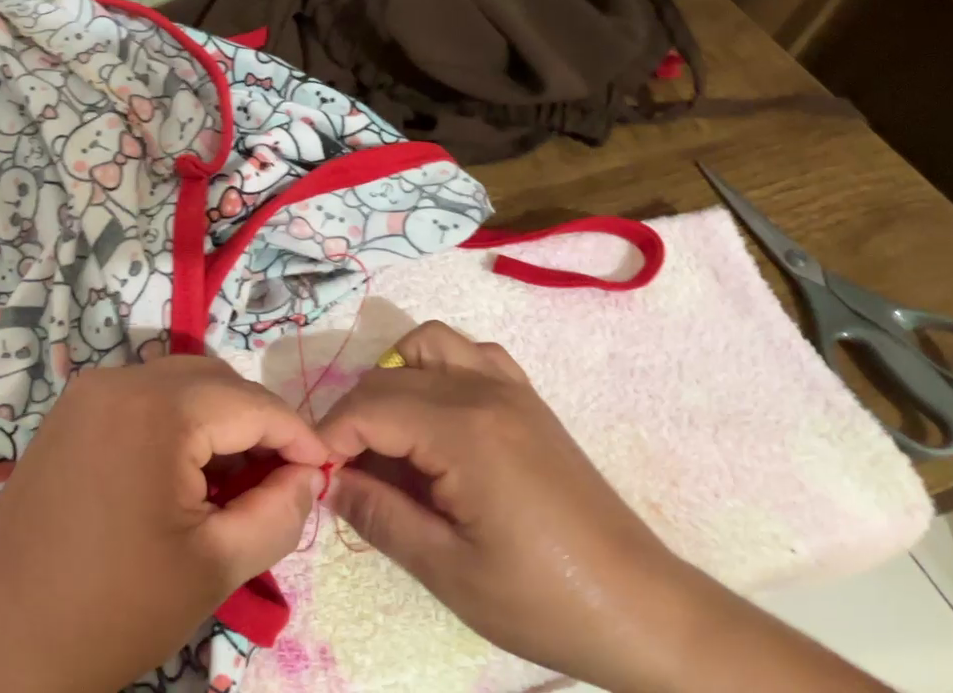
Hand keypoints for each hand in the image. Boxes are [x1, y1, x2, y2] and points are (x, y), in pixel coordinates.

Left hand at [0, 354, 328, 692]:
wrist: (2, 640)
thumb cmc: (115, 608)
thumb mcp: (216, 566)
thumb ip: (279, 512)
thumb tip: (305, 475)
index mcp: (157, 410)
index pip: (251, 403)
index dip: (297, 435)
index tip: (324, 471)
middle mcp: (119, 381)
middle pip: (215, 382)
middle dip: (257, 424)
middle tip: (281, 480)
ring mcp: (87, 394)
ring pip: (179, 386)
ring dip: (218, 422)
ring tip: (237, 482)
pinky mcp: (69, 415)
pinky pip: (143, 400)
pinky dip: (177, 424)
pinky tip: (186, 475)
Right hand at [317, 321, 687, 687]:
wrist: (638, 607)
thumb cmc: (540, 598)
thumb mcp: (446, 569)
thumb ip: (378, 515)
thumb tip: (329, 480)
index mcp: (463, 431)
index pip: (369, 407)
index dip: (330, 437)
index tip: (314, 476)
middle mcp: (485, 391)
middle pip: (390, 377)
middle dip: (354, 417)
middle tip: (345, 475)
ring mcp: (511, 389)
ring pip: (429, 345)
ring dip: (394, 379)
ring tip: (387, 438)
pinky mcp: (529, 401)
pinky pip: (473, 355)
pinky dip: (440, 369)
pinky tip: (438, 419)